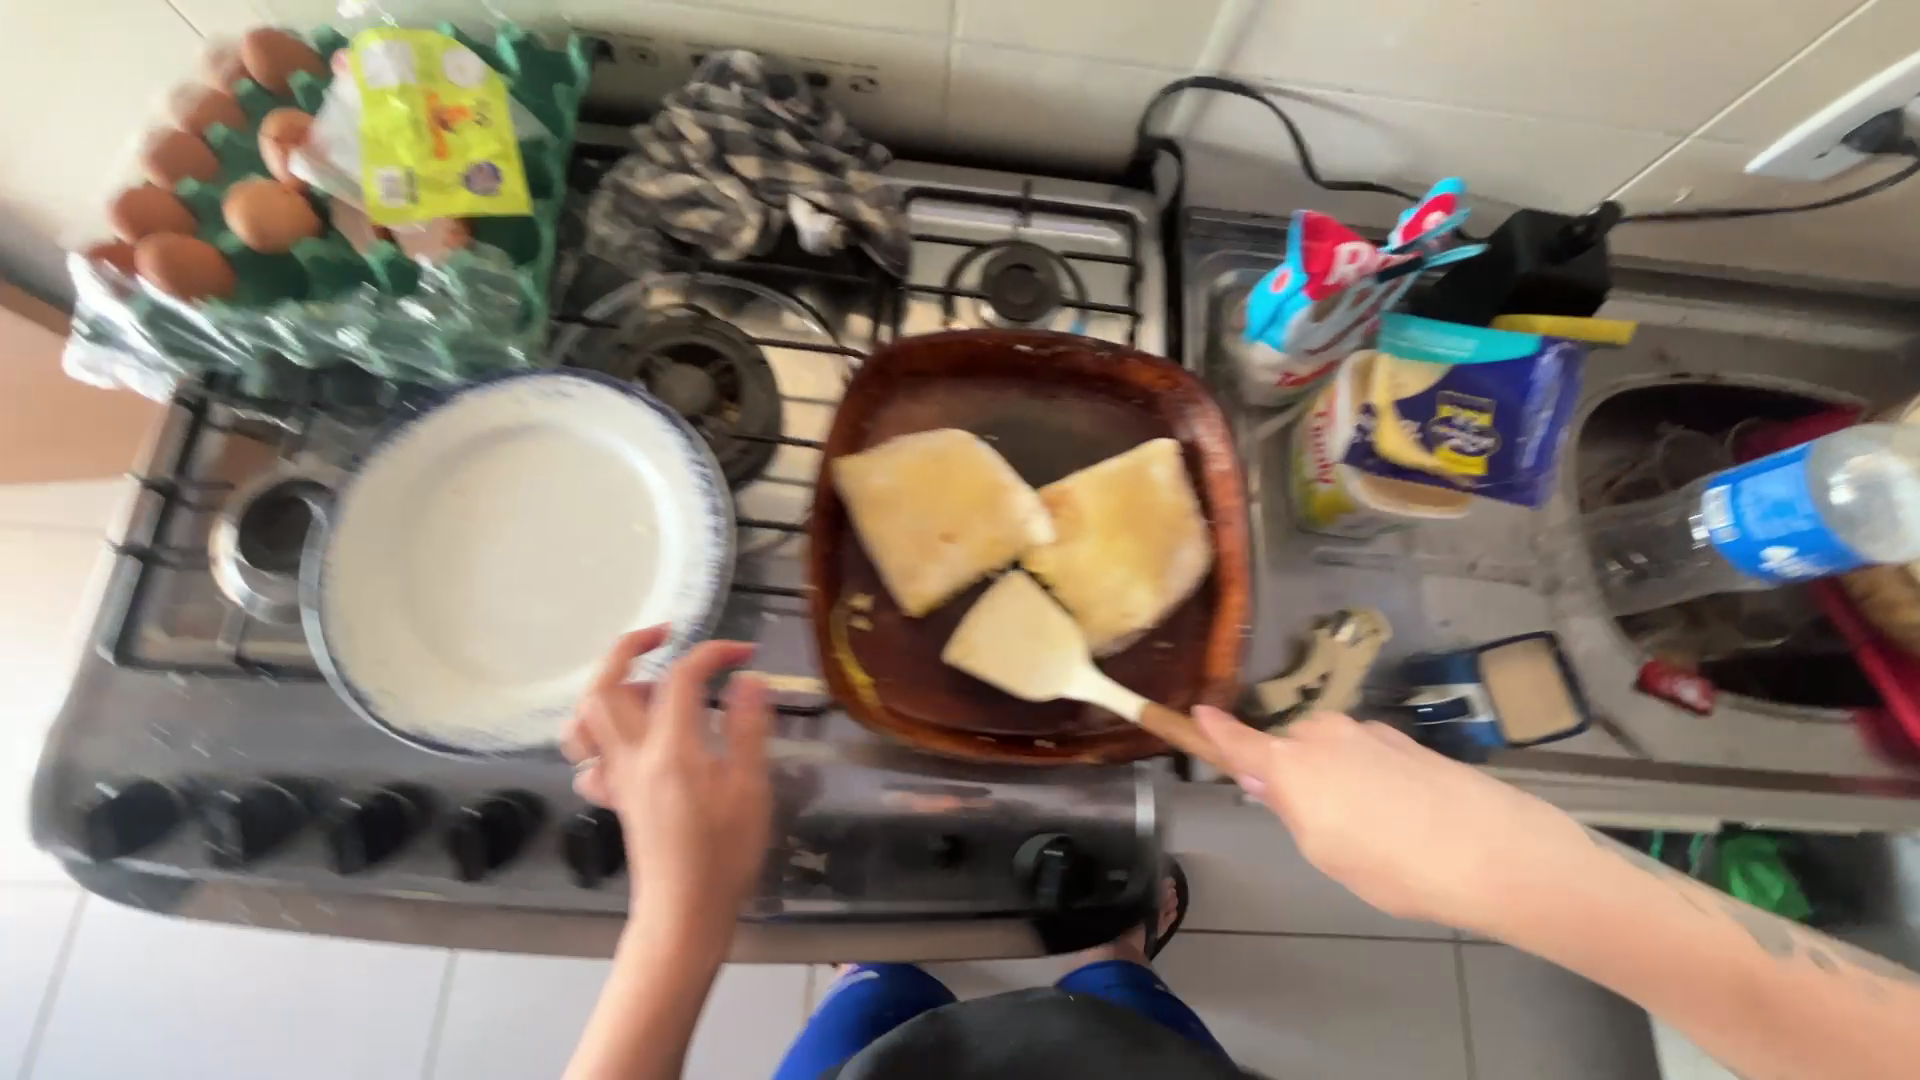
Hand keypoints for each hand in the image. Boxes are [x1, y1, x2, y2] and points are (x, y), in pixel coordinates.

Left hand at [562, 628, 772, 933]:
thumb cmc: (724, 855)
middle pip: (605, 688)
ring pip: (584, 720)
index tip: (744, 653)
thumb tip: (749, 680)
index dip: (712, 654)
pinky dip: (602, 734)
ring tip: (648, 684)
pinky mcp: (615, 798)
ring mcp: (615, 778)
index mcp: (670, 750)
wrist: (684, 916)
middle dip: (631, 648)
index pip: (680, 679)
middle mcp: (631, 757)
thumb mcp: (750, 790)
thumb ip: (747, 730)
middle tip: (668, 637)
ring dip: (610, 688)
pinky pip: (588, 757)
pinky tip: (634, 739)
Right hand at [1196, 707, 1589, 933]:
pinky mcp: (1406, 740)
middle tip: (1317, 820)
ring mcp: (1368, 733)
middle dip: (1290, 770)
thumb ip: (1290, 810)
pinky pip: (1366, 752)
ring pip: (1329, 748)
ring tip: (1372, 826)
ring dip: (1333, 773)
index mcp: (1291, 764)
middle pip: (1288, 744)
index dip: (1213, 729)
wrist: (1501, 854)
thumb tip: (1267, 780)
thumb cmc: (1395, 866)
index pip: (1238, 739)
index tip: (1195, 713)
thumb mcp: (1326, 853)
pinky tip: (1405, 814)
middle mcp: (1322, 735)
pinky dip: (1368, 774)